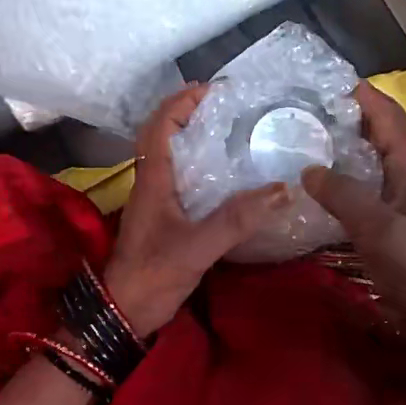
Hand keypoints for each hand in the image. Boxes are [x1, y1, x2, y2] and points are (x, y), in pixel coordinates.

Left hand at [103, 85, 294, 335]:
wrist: (123, 313)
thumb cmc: (152, 276)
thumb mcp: (196, 248)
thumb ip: (236, 219)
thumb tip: (282, 189)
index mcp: (152, 180)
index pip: (159, 126)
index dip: (181, 102)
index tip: (213, 91)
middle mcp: (150, 185)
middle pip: (161, 136)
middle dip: (189, 115)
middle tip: (225, 110)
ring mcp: (154, 205)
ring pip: (170, 159)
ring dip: (192, 140)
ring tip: (229, 135)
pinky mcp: (162, 223)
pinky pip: (179, 183)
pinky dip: (198, 170)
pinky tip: (224, 180)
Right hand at [302, 83, 405, 337]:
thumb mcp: (379, 229)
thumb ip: (343, 194)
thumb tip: (309, 169)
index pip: (388, 115)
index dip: (359, 96)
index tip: (321, 84)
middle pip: (383, 134)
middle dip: (348, 121)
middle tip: (303, 116)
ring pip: (378, 162)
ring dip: (348, 152)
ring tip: (307, 146)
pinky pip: (376, 188)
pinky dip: (352, 182)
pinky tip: (326, 190)